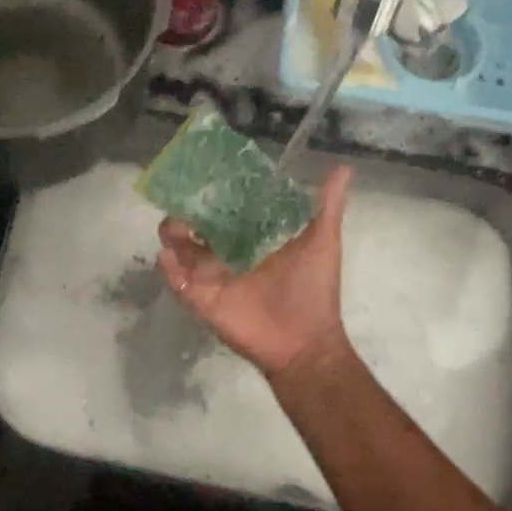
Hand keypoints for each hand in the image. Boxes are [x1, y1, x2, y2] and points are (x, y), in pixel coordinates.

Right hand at [157, 165, 353, 381]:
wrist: (307, 342)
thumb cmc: (313, 290)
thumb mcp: (323, 242)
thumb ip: (327, 206)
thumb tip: (344, 167)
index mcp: (251, 241)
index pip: (225, 213)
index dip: (213, 197)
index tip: (203, 176)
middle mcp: (227, 257)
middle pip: (195, 230)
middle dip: (184, 215)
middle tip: (182, 202)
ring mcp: (212, 278)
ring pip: (180, 252)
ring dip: (172, 237)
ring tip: (174, 226)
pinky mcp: (202, 300)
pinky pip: (178, 283)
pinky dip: (169, 270)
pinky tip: (167, 256)